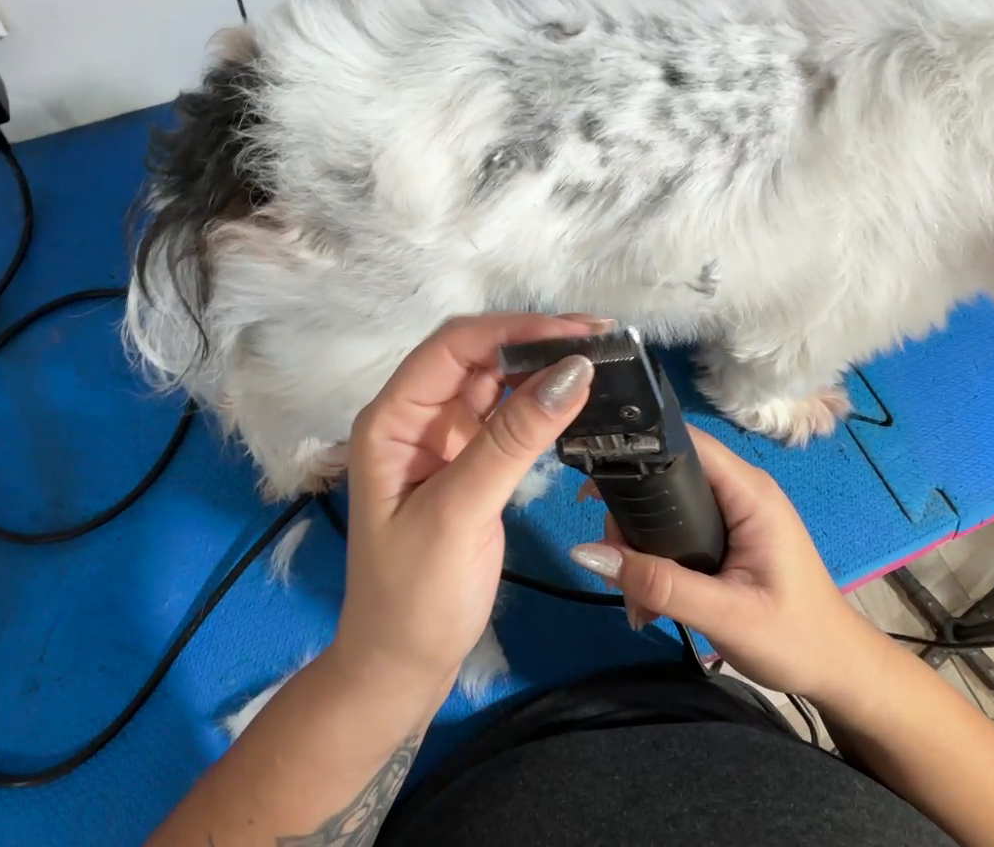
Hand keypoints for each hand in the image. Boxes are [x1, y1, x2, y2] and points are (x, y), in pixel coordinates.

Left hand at [328, 313, 601, 715]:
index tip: (577, 333)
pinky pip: (505, 419)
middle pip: (475, 356)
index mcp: (391, 419)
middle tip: (603, 340)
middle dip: (533, 341)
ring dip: (541, 369)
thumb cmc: (416, 593)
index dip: (513, 330)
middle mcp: (414, 417)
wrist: (402, 663)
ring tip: (600, 360)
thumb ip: (513, 439)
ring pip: (494, 384)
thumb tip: (573, 371)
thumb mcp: (461, 511)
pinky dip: (539, 405)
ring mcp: (442, 441)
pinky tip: (575, 398)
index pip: (453, 346)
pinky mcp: (467, 464)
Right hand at [568, 426, 882, 700]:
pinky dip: (653, 563)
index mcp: (749, 493)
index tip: (595, 485)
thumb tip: (589, 553)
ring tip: (632, 597)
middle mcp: (738, 493)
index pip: (686, 443)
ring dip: (638, 549)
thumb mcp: (726, 615)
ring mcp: (731, 516)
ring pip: (663, 509)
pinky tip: (645, 601)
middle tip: (611, 562)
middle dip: (630, 517)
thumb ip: (661, 584)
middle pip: (665, 476)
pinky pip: (673, 534)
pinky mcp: (724, 539)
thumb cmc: (797, 639)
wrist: (839, 674)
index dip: (638, 451)